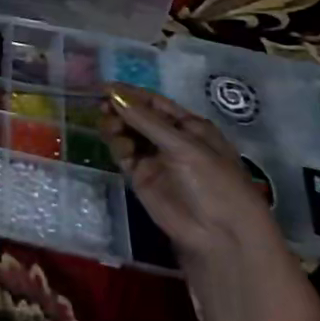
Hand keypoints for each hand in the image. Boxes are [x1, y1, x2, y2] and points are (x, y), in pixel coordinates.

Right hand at [99, 83, 281, 267]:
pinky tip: (118, 146)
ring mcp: (154, 158)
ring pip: (127, 134)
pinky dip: (117, 146)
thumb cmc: (214, 183)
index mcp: (190, 127)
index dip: (131, 94)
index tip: (104, 87)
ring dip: (116, 126)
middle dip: (121, 109)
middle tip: (102, 106)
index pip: (155, 103)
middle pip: (138, 116)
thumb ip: (147, 122)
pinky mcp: (140, 176)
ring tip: (110, 126)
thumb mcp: (185, 147)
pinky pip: (123, 154)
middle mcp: (170, 139)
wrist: (218, 233)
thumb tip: (114, 95)